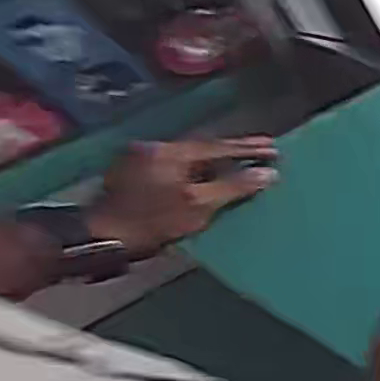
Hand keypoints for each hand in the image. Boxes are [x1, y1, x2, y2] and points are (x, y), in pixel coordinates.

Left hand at [86, 137, 279, 257]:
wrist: (104, 235)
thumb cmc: (156, 219)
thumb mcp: (201, 204)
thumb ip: (235, 186)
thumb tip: (269, 173)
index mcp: (168, 153)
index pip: (217, 147)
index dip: (248, 149)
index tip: (275, 150)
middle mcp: (153, 149)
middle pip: (202, 146)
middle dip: (235, 148)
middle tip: (266, 146)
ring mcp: (142, 159)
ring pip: (191, 154)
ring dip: (220, 156)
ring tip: (244, 157)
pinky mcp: (138, 173)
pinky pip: (180, 163)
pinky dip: (203, 165)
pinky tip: (215, 169)